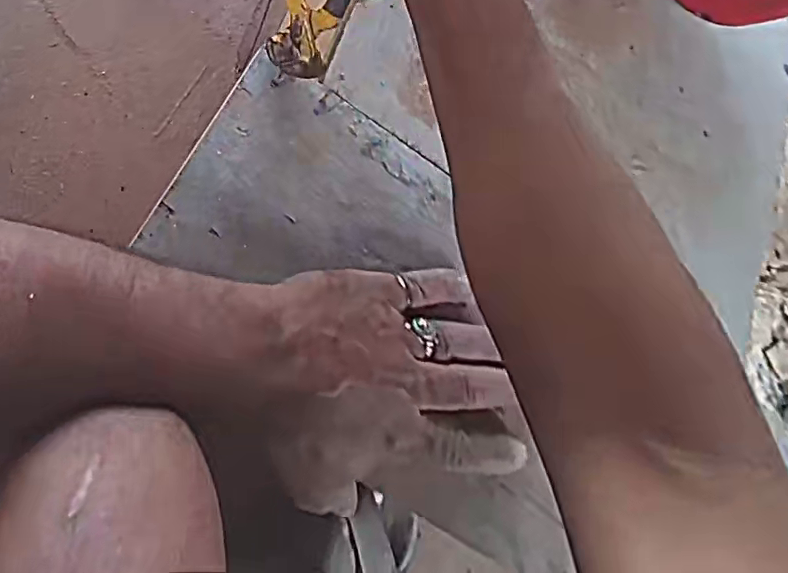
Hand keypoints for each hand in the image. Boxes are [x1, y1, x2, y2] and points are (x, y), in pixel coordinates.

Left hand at [247, 268, 524, 513]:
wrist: (265, 351)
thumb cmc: (283, 415)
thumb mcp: (310, 479)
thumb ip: (339, 493)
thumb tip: (345, 499)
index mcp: (402, 433)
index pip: (459, 446)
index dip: (490, 449)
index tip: (512, 449)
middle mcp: (412, 382)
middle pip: (472, 386)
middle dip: (501, 386)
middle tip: (522, 385)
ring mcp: (397, 332)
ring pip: (457, 338)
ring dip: (485, 341)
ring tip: (508, 341)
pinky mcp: (377, 291)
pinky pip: (424, 289)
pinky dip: (449, 289)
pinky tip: (466, 288)